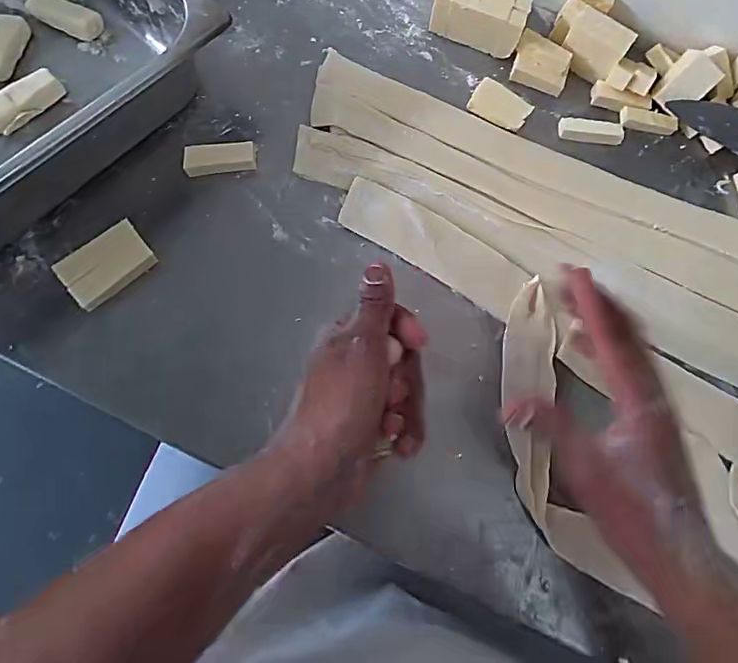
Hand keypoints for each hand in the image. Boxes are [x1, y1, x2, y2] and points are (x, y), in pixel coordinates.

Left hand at [267, 262, 427, 512]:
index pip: (389, 318)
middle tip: (394, 395)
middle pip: (403, 357)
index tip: (417, 344)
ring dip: (408, 410)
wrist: (319, 473)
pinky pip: (402, 419)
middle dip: (407, 380)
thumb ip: (376, 306)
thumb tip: (377, 264)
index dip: (407, 331)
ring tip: (393, 428)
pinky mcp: (371, 427)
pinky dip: (404, 432)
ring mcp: (363, 397)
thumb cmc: (341, 403)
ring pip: (406, 390)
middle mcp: (354, 363)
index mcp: (346, 337)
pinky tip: (399, 446)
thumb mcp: (363, 345)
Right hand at [505, 269, 737, 659]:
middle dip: (599, 302)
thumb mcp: (586, 472)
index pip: (610, 337)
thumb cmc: (634, 514)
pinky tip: (591, 351)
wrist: (680, 553)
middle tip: (570, 281)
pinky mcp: (656, 415)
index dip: (589, 302)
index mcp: (637, 397)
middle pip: (628, 331)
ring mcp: (658, 402)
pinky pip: (634, 364)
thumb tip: (513, 402)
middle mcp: (652, 390)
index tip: (572, 272)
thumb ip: (553, 430)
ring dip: (606, 321)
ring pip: (634, 346)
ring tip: (576, 308)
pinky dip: (611, 345)